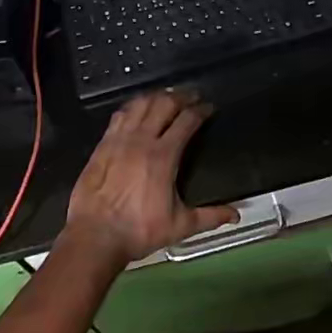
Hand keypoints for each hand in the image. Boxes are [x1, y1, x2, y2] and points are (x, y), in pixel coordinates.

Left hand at [63, 89, 237, 263]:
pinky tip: (137, 109)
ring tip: (167, 97)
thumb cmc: (139, 230)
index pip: (187, 120)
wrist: (95, 236)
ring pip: (140, 104)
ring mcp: (119, 139)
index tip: (209, 108)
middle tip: (192, 96)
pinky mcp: (102, 144)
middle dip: (181, 96)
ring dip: (157, 97)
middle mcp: (142, 140)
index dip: (201, 110)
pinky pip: (120, 115)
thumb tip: (236, 215)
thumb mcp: (180, 226)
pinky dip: (133, 107)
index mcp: (164, 156)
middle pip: (164, 104)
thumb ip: (210, 216)